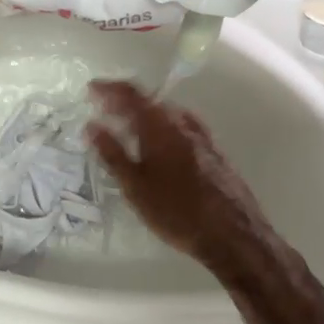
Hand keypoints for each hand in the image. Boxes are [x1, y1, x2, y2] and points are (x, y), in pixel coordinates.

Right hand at [86, 80, 272, 271]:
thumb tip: (91, 125)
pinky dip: (164, 127)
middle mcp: (183, 122)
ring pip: (169, 114)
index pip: (131, 94)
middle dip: (126, 102)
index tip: (91, 90)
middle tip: (105, 110)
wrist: (232, 234)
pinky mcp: (215, 151)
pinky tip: (161, 145)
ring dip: (146, 114)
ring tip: (128, 127)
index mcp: (160, 125)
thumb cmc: (176, 211)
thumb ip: (112, 153)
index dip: (110, 88)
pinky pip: (182, 127)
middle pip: (151, 101)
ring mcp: (203, 136)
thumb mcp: (135, 186)